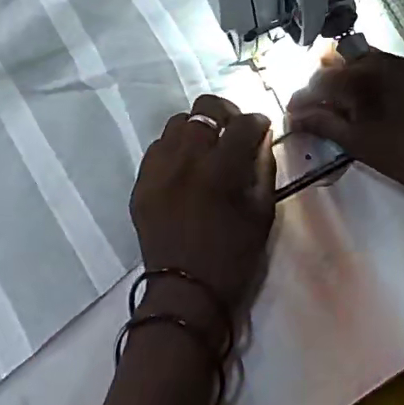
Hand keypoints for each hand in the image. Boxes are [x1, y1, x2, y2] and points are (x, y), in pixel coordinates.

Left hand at [131, 95, 276, 327]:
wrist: (184, 294)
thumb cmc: (233, 259)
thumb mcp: (262, 214)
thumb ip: (263, 168)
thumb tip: (261, 137)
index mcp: (220, 170)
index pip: (242, 124)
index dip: (256, 121)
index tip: (261, 127)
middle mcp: (185, 160)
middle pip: (204, 109)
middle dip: (225, 114)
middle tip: (234, 129)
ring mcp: (158, 169)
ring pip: (177, 124)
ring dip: (197, 129)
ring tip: (206, 148)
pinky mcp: (141, 182)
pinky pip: (157, 148)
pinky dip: (173, 149)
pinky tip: (184, 167)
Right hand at [284, 49, 403, 191]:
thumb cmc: (398, 154)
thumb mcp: (354, 141)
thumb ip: (321, 123)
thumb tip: (293, 117)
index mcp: (359, 77)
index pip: (319, 81)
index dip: (302, 98)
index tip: (293, 113)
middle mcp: (376, 60)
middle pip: (335, 59)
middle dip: (319, 80)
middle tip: (312, 104)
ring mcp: (396, 63)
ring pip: (356, 57)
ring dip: (341, 74)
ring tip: (336, 100)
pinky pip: (377, 63)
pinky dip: (363, 76)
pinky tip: (362, 98)